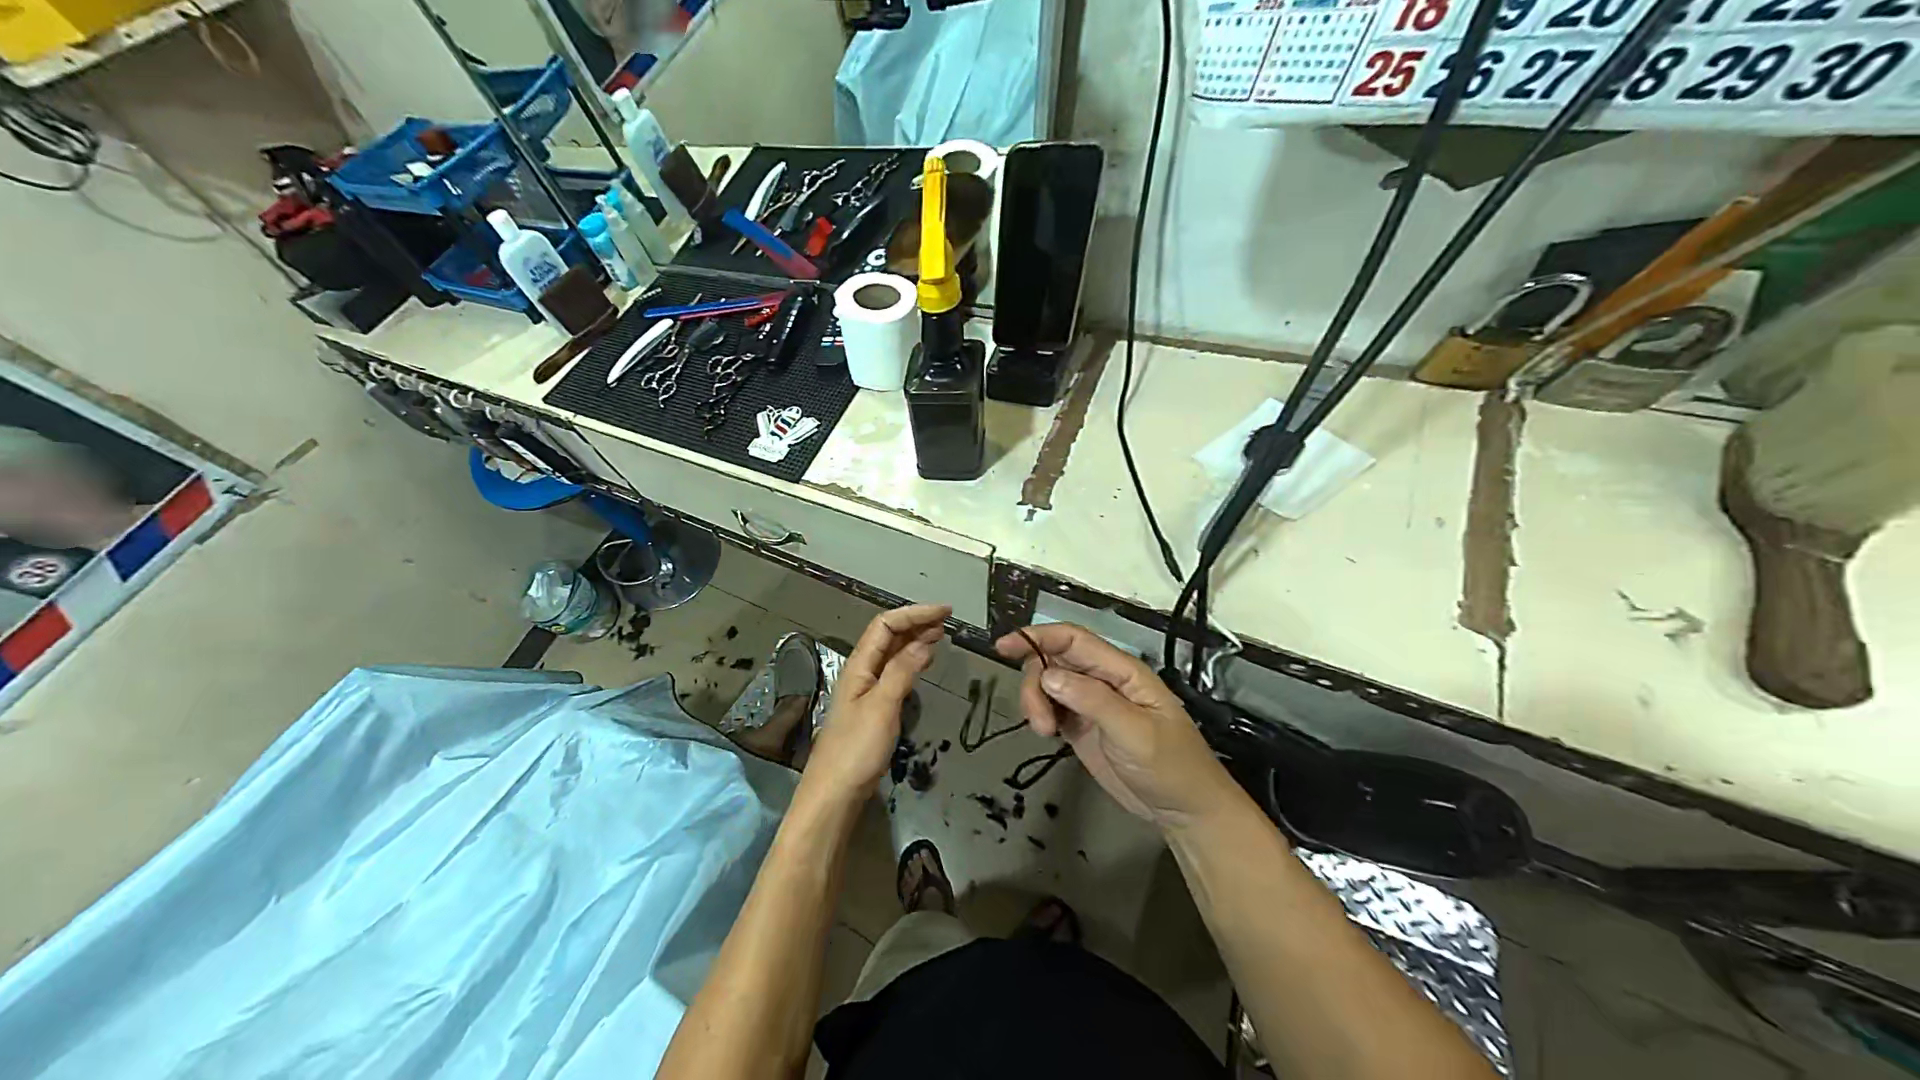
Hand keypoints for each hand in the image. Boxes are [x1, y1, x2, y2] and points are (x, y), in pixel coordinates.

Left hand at [803, 604, 949, 802]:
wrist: (835, 793)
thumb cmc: (856, 749)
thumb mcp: (882, 706)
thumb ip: (902, 671)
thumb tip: (925, 641)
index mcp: (859, 666)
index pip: (885, 625)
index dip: (914, 614)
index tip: (944, 613)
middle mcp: (862, 672)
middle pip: (888, 636)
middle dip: (916, 623)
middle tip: (947, 622)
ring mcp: (867, 691)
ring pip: (892, 654)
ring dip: (915, 641)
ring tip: (940, 636)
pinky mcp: (874, 709)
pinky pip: (895, 673)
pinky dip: (912, 662)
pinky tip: (924, 664)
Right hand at [996, 623, 1239, 829]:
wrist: (1184, 810)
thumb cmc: (1170, 766)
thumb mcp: (1135, 732)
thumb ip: (1092, 700)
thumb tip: (1048, 675)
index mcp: (1122, 671)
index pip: (1074, 640)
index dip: (1038, 637)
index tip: (1005, 646)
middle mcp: (1103, 680)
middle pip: (1054, 661)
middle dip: (1034, 682)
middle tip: (1037, 720)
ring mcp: (1092, 703)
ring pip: (1048, 684)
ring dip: (1035, 702)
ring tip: (1044, 731)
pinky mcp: (1083, 726)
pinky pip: (1051, 707)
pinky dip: (1040, 715)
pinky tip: (1047, 733)